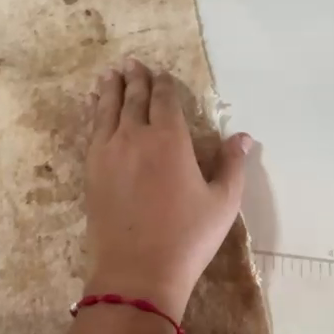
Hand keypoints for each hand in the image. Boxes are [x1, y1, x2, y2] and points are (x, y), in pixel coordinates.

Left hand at [83, 59, 252, 322]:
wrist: (135, 271)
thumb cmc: (187, 238)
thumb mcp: (222, 202)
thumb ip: (232, 165)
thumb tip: (243, 136)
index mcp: (169, 139)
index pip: (164, 100)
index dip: (163, 84)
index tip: (161, 73)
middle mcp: (134, 136)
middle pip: (133, 99)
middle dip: (134, 78)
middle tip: (131, 62)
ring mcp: (107, 152)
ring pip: (108, 110)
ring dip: (110, 89)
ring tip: (110, 74)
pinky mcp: (91, 170)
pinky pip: (92, 130)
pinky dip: (94, 113)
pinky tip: (94, 107)